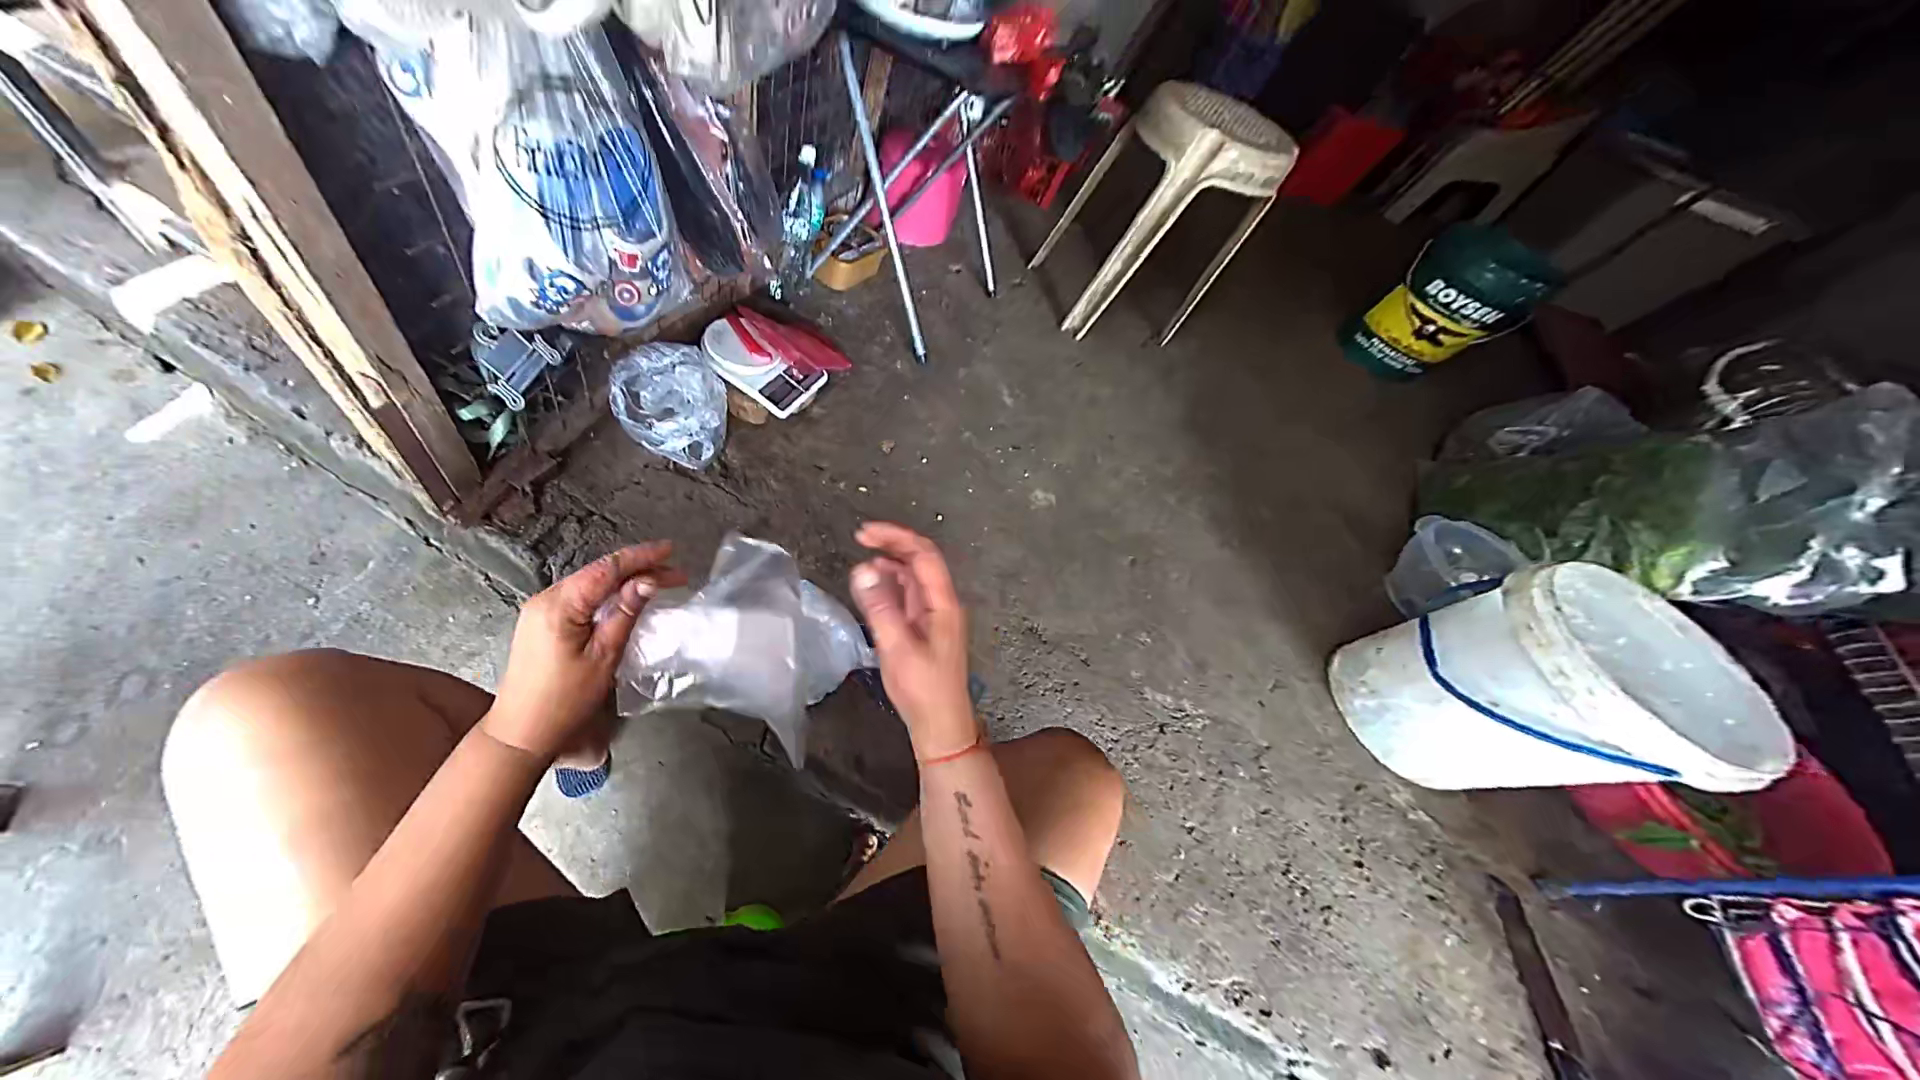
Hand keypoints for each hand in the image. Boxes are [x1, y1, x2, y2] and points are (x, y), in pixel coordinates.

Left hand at [483, 541, 684, 760]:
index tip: (670, 550)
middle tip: (675, 574)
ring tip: (659, 582)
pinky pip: (582, 596)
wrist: (521, 732)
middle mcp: (546, 599)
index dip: (641, 557)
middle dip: (638, 568)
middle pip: (599, 572)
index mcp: (559, 605)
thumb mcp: (604, 656)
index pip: (607, 569)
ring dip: (625, 580)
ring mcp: (541, 609)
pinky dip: (608, 593)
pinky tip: (628, 596)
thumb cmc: (565, 699)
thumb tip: (648, 581)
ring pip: (591, 583)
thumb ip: (625, 613)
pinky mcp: (542, 621)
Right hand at [848, 522, 977, 759]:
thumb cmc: (923, 689)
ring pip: (915, 576)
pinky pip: (910, 594)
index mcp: (944, 604)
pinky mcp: (926, 627)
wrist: (941, 724)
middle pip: (922, 560)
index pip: (924, 555)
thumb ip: (880, 607)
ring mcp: (935, 615)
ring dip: (892, 562)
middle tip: (861, 537)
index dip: (896, 537)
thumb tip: (862, 569)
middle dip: (893, 544)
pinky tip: (875, 585)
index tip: (865, 533)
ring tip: (864, 559)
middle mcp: (943, 603)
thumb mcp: (897, 647)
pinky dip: (892, 583)